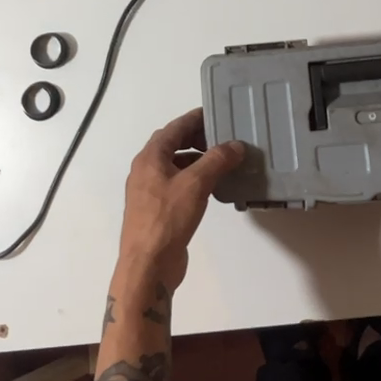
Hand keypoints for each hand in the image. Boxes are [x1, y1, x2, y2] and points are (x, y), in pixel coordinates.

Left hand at [118, 109, 245, 288]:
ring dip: (197, 161)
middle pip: (173, 145)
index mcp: (150, 157)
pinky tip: (211, 188)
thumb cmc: (168, 218)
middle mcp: (146, 170)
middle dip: (197, 139)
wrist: (148, 265)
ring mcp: (149, 191)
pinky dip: (193, 179)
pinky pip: (177, 185)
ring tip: (222, 162)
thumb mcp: (196, 184)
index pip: (175, 128)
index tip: (217, 114)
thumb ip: (216, 160)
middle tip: (223, 139)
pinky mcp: (156, 210)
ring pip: (175, 166)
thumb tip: (235, 145)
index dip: (196, 119)